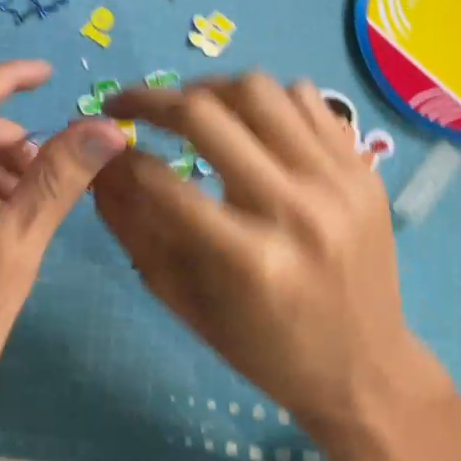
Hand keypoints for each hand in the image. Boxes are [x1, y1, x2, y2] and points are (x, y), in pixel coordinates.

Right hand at [95, 74, 460, 460]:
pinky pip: (304, 98)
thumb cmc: (260, 344)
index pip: (159, 179)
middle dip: (149, 101)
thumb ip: (130, 225)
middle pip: (204, 113)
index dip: (116, 155)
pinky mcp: (362, 169)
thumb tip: (94, 164)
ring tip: (188, 110)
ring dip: (207, 90)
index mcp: (249, 257)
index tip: (98, 145)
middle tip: (125, 106)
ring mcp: (338, 182)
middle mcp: (297, 209)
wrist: (365, 371)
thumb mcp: (179, 296)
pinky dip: (263, 99)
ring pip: (256, 89)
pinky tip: (244, 123)